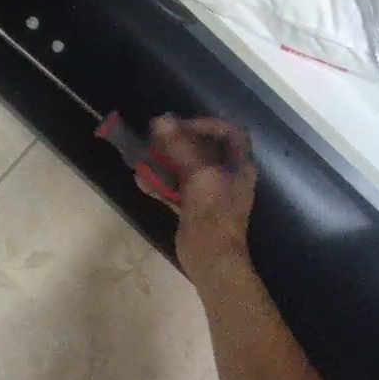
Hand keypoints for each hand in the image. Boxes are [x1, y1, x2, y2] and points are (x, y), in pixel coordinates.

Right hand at [140, 115, 256, 287]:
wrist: (212, 259)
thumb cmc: (212, 214)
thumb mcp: (198, 175)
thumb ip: (180, 147)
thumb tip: (161, 120)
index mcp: (237, 166)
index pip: (229, 133)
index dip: (207, 124)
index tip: (180, 126)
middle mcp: (226, 177)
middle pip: (204, 150)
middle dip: (178, 143)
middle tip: (156, 140)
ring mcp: (210, 195)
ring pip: (186, 170)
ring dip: (165, 162)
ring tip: (143, 157)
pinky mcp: (194, 210)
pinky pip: (176, 190)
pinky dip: (160, 184)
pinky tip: (140, 181)